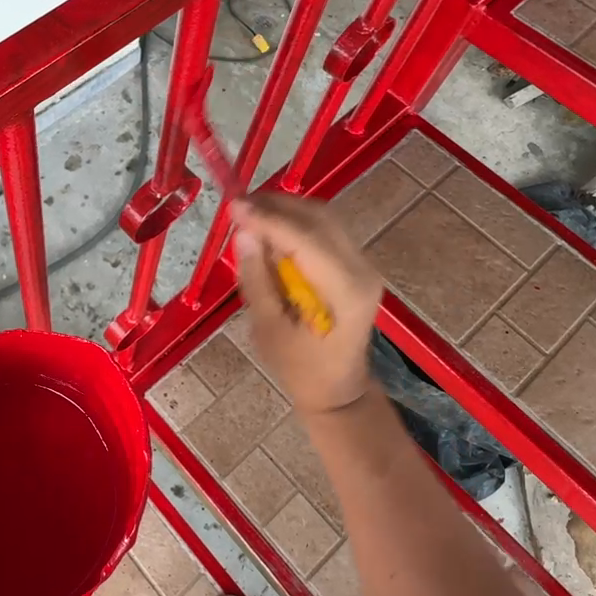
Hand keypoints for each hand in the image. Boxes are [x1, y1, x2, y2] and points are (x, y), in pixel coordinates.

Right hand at [232, 193, 384, 414]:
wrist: (337, 389)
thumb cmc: (299, 367)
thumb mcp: (268, 330)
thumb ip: (257, 279)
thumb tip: (244, 234)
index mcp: (345, 291)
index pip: (306, 240)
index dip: (268, 219)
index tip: (233, 205)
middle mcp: (362, 270)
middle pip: (319, 219)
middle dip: (276, 206)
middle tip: (236, 206)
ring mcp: (362, 264)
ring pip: (322, 219)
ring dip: (284, 210)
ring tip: (248, 214)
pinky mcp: (354, 264)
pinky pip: (323, 230)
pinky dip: (294, 223)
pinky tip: (269, 229)